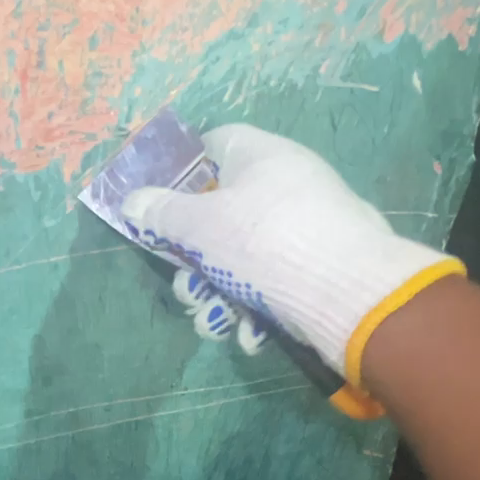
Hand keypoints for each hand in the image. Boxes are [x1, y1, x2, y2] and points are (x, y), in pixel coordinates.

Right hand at [121, 124, 463, 388]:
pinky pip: (273, 284)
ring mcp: (306, 230)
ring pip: (242, 259)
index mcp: (260, 156)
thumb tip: (131, 201)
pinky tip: (250, 333)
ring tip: (215, 321)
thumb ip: (160, 214)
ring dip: (218, 295)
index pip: (213, 146)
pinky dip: (254, 310)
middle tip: (187, 287)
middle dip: (194, 259)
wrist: (348, 293)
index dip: (181, 174)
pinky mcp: (318, 271)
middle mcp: (286, 186)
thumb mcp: (198, 227)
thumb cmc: (264, 242)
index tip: (160, 209)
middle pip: (221, 215)